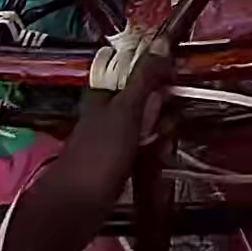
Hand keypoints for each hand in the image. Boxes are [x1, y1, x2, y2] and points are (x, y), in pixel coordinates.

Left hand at [31, 46, 170, 224]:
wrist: (76, 208)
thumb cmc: (100, 153)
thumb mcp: (126, 110)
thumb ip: (145, 77)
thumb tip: (163, 42)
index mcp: (108, 87)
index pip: (140, 65)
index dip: (160, 71)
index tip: (175, 81)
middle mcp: (111, 104)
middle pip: (148, 92)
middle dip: (162, 105)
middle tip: (160, 124)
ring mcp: (116, 130)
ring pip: (150, 118)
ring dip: (161, 128)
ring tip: (157, 144)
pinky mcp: (122, 154)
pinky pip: (146, 141)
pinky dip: (155, 146)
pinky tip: (157, 156)